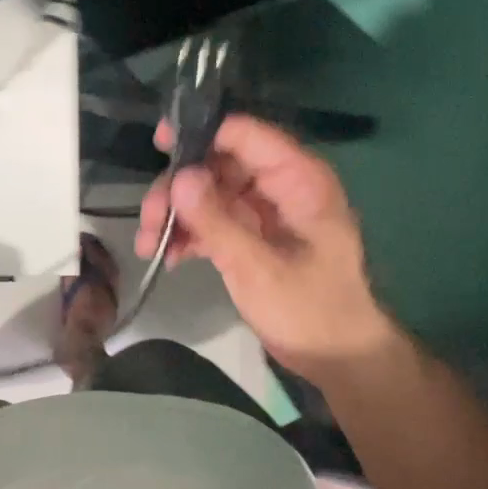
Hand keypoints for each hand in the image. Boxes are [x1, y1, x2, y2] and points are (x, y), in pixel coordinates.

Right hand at [136, 115, 400, 380]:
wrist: (336, 357)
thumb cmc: (311, 310)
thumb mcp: (259, 268)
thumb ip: (217, 221)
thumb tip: (179, 177)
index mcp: (298, 179)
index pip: (245, 135)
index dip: (202, 131)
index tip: (159, 143)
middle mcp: (278, 185)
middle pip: (215, 163)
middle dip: (177, 188)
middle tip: (151, 221)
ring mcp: (261, 209)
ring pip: (204, 191)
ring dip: (174, 214)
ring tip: (151, 245)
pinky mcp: (247, 233)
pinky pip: (207, 218)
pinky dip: (185, 234)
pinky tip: (168, 258)